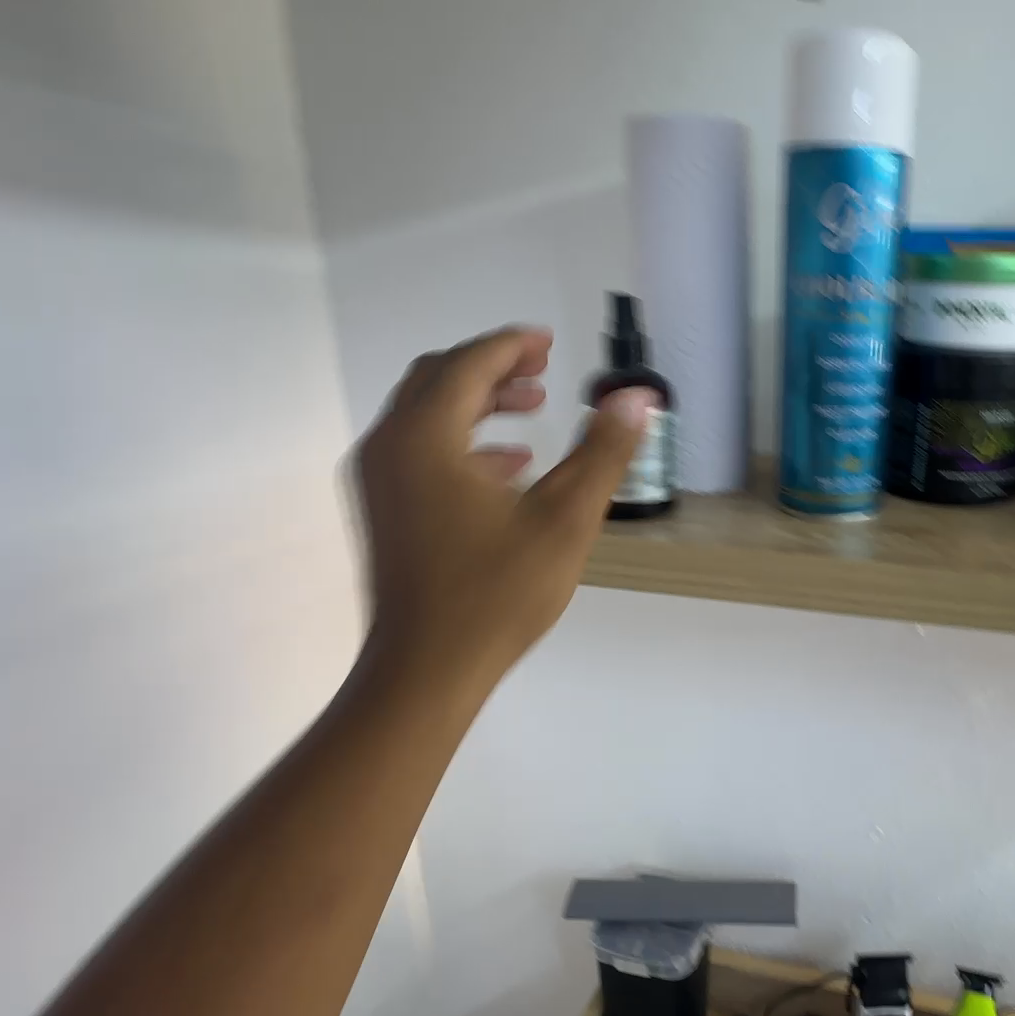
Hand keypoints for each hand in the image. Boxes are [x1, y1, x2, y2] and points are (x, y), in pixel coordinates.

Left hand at [354, 326, 650, 696]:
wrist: (426, 671)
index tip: (551, 344)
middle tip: (544, 373)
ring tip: (532, 411)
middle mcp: (388, 448)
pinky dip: (463, 443)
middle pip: (438, 381)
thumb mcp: (566, 519)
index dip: (512, 346)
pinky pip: (420, 452)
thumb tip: (637, 397)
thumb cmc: (497, 594)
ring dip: (478, 404)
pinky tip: (509, 469)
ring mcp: (377, 482)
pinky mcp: (382, 512)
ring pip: (425, 416)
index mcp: (424, 438)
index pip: (468, 365)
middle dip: (493, 369)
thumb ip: (603, 452)